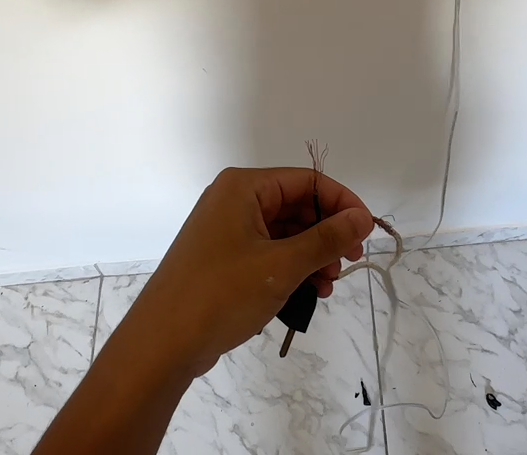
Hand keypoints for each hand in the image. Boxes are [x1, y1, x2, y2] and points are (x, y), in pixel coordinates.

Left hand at [111, 166, 374, 378]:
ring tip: (327, 286)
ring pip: (285, 231)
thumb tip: (363, 218)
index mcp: (244, 187)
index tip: (366, 232)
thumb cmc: (220, 295)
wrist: (160, 346)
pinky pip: (268, 251)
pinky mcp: (223, 257)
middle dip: (327, 234)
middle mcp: (234, 199)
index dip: (342, 203)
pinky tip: (308, 293)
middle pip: (296, 205)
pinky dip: (291, 267)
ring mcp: (226, 229)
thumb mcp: (281, 266)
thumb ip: (326, 239)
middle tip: (349, 264)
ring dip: (312, 255)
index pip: (307, 181)